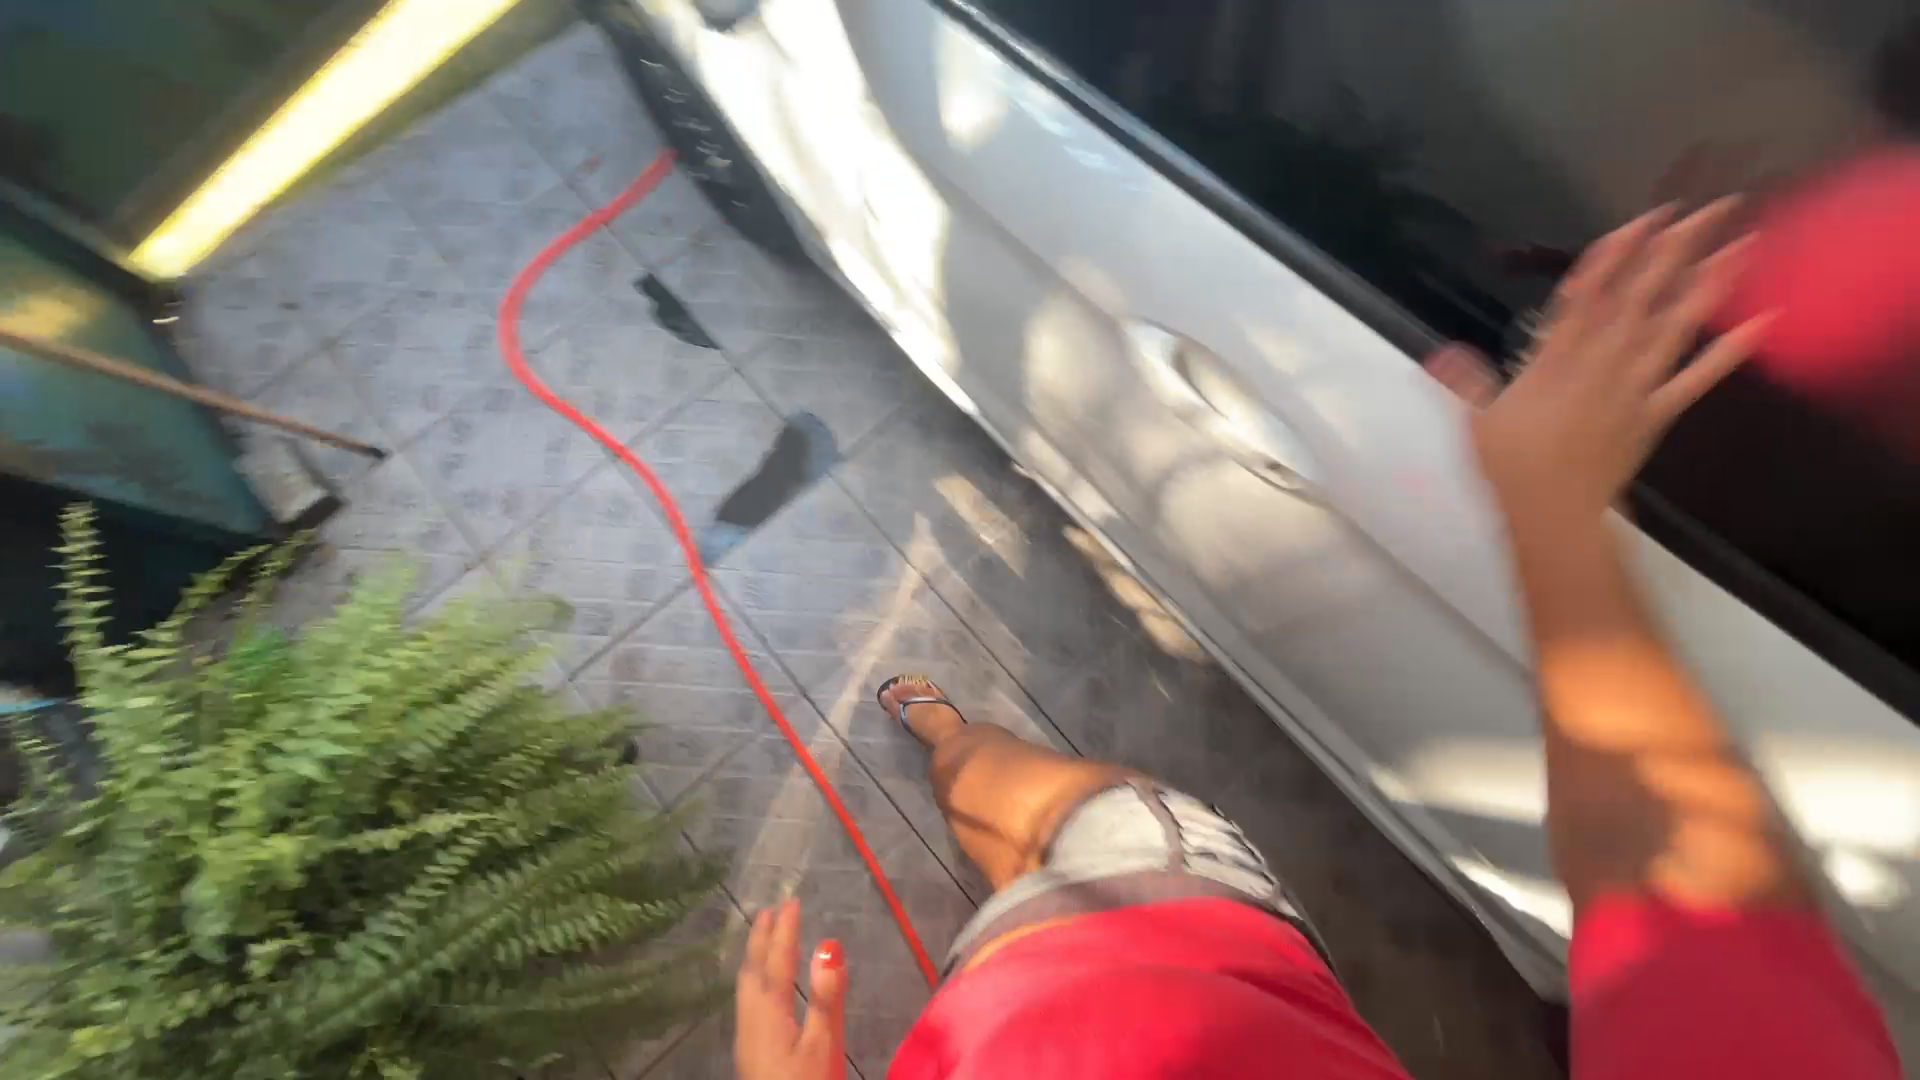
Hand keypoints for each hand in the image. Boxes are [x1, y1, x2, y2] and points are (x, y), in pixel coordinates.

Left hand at [735, 900, 846, 1079]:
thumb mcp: (825, 1044)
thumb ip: (828, 994)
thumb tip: (829, 941)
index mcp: (770, 1014)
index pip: (777, 962)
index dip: (785, 930)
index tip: (791, 900)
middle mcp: (752, 1022)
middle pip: (753, 971)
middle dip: (762, 939)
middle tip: (769, 910)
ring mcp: (748, 1041)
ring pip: (747, 987)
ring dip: (756, 957)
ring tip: (763, 938)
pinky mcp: (751, 1055)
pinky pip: (748, 1001)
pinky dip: (756, 979)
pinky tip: (762, 989)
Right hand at [1471, 198, 1775, 533]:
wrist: (1552, 511)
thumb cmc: (1509, 466)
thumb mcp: (1475, 420)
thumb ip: (1464, 381)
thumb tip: (1439, 352)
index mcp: (1553, 367)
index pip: (1585, 303)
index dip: (1613, 261)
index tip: (1639, 224)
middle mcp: (1599, 368)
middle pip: (1637, 304)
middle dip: (1670, 256)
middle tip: (1707, 211)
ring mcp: (1633, 389)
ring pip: (1671, 330)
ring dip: (1706, 288)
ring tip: (1740, 245)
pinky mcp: (1656, 412)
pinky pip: (1695, 379)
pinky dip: (1727, 352)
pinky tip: (1759, 323)